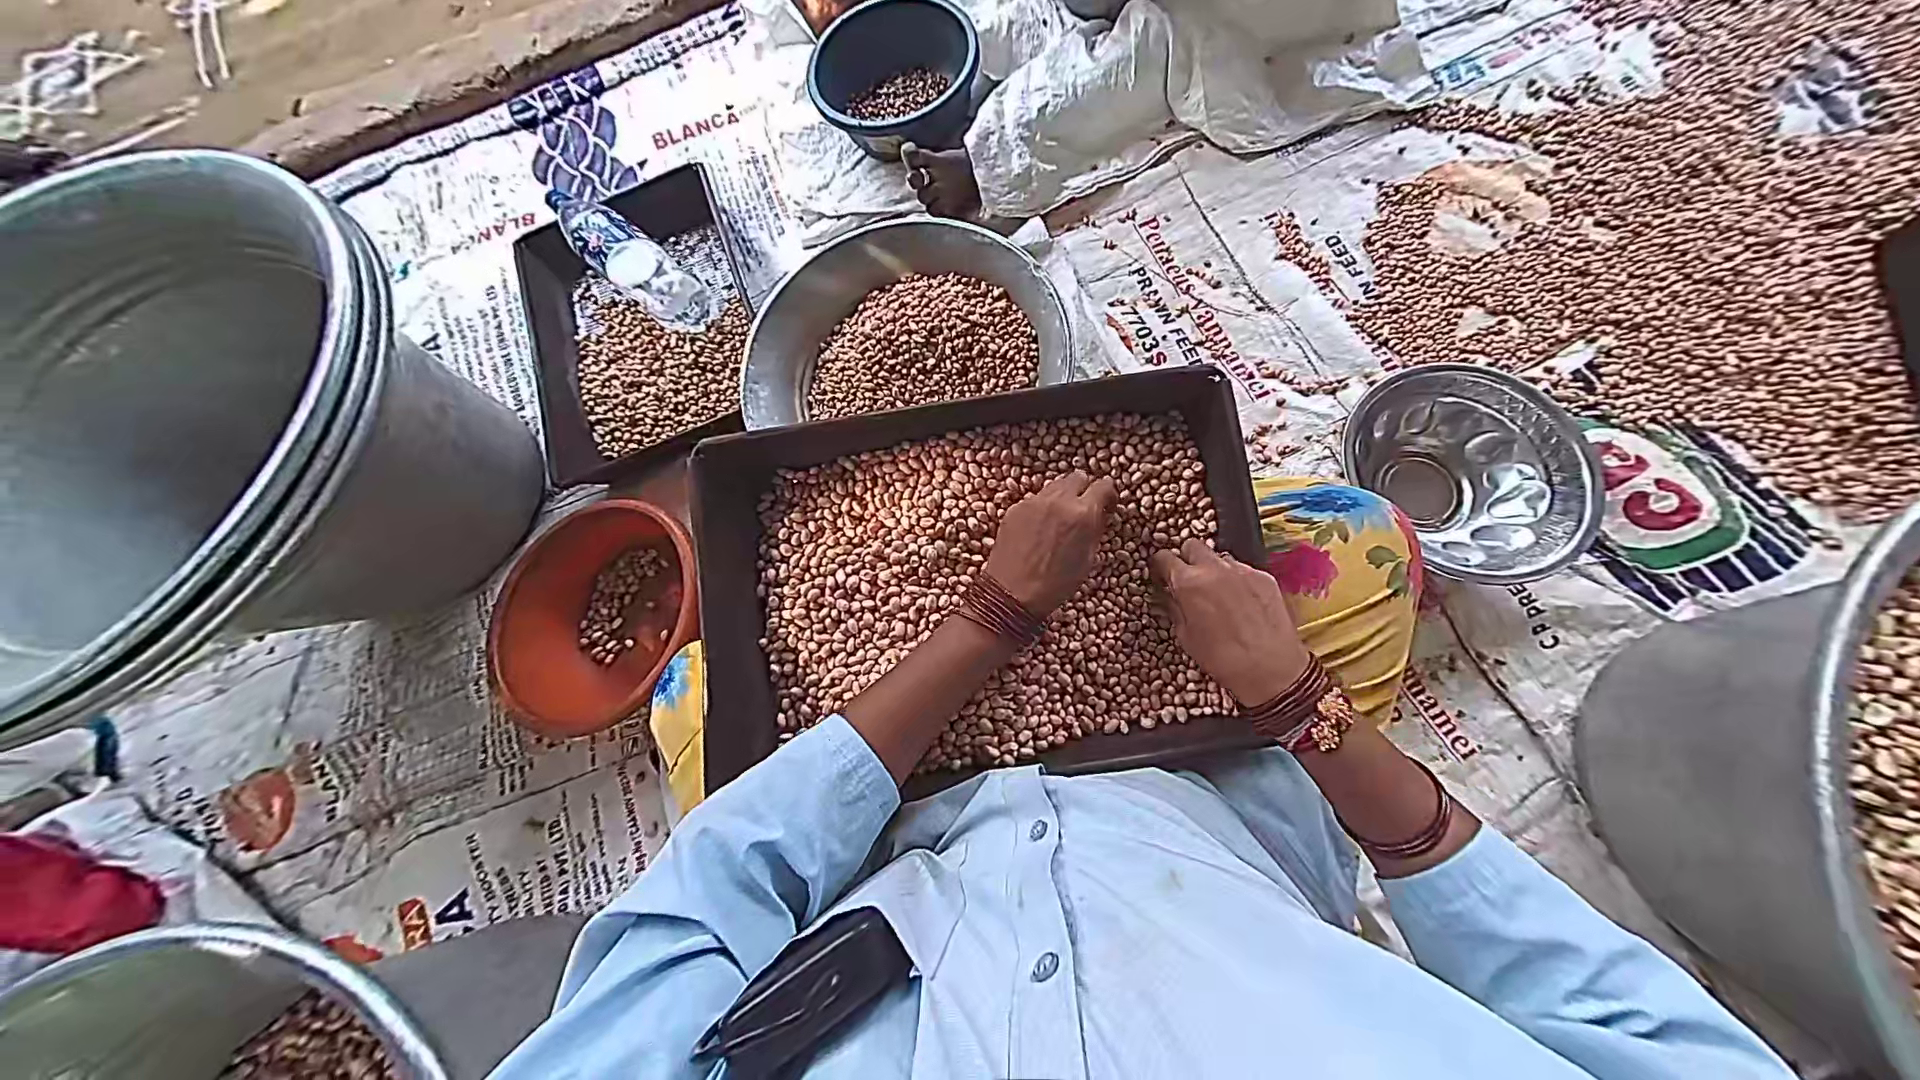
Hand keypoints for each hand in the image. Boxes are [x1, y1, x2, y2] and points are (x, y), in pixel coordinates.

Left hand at [983, 470, 1116, 614]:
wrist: (1012, 593)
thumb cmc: (1054, 585)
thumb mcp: (1087, 559)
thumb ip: (1096, 529)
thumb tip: (1100, 514)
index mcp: (1083, 514)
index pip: (1104, 486)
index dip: (1109, 495)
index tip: (1108, 504)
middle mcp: (1059, 501)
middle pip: (1078, 478)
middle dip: (1085, 489)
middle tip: (1085, 508)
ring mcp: (1034, 502)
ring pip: (1056, 485)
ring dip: (1064, 495)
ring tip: (1062, 518)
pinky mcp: (1016, 508)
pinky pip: (1036, 499)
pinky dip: (1043, 507)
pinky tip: (1041, 527)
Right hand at [1150, 538, 1313, 705]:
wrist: (1271, 670)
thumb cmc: (1223, 658)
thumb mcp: (1186, 636)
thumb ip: (1174, 609)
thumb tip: (1168, 597)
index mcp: (1188, 582)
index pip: (1164, 558)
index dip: (1159, 566)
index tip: (1160, 574)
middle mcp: (1214, 569)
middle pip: (1192, 546)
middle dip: (1185, 558)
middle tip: (1186, 578)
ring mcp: (1242, 570)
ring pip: (1218, 556)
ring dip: (1211, 567)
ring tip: (1215, 591)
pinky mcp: (1265, 577)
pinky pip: (1242, 569)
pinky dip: (1235, 578)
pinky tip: (1239, 600)